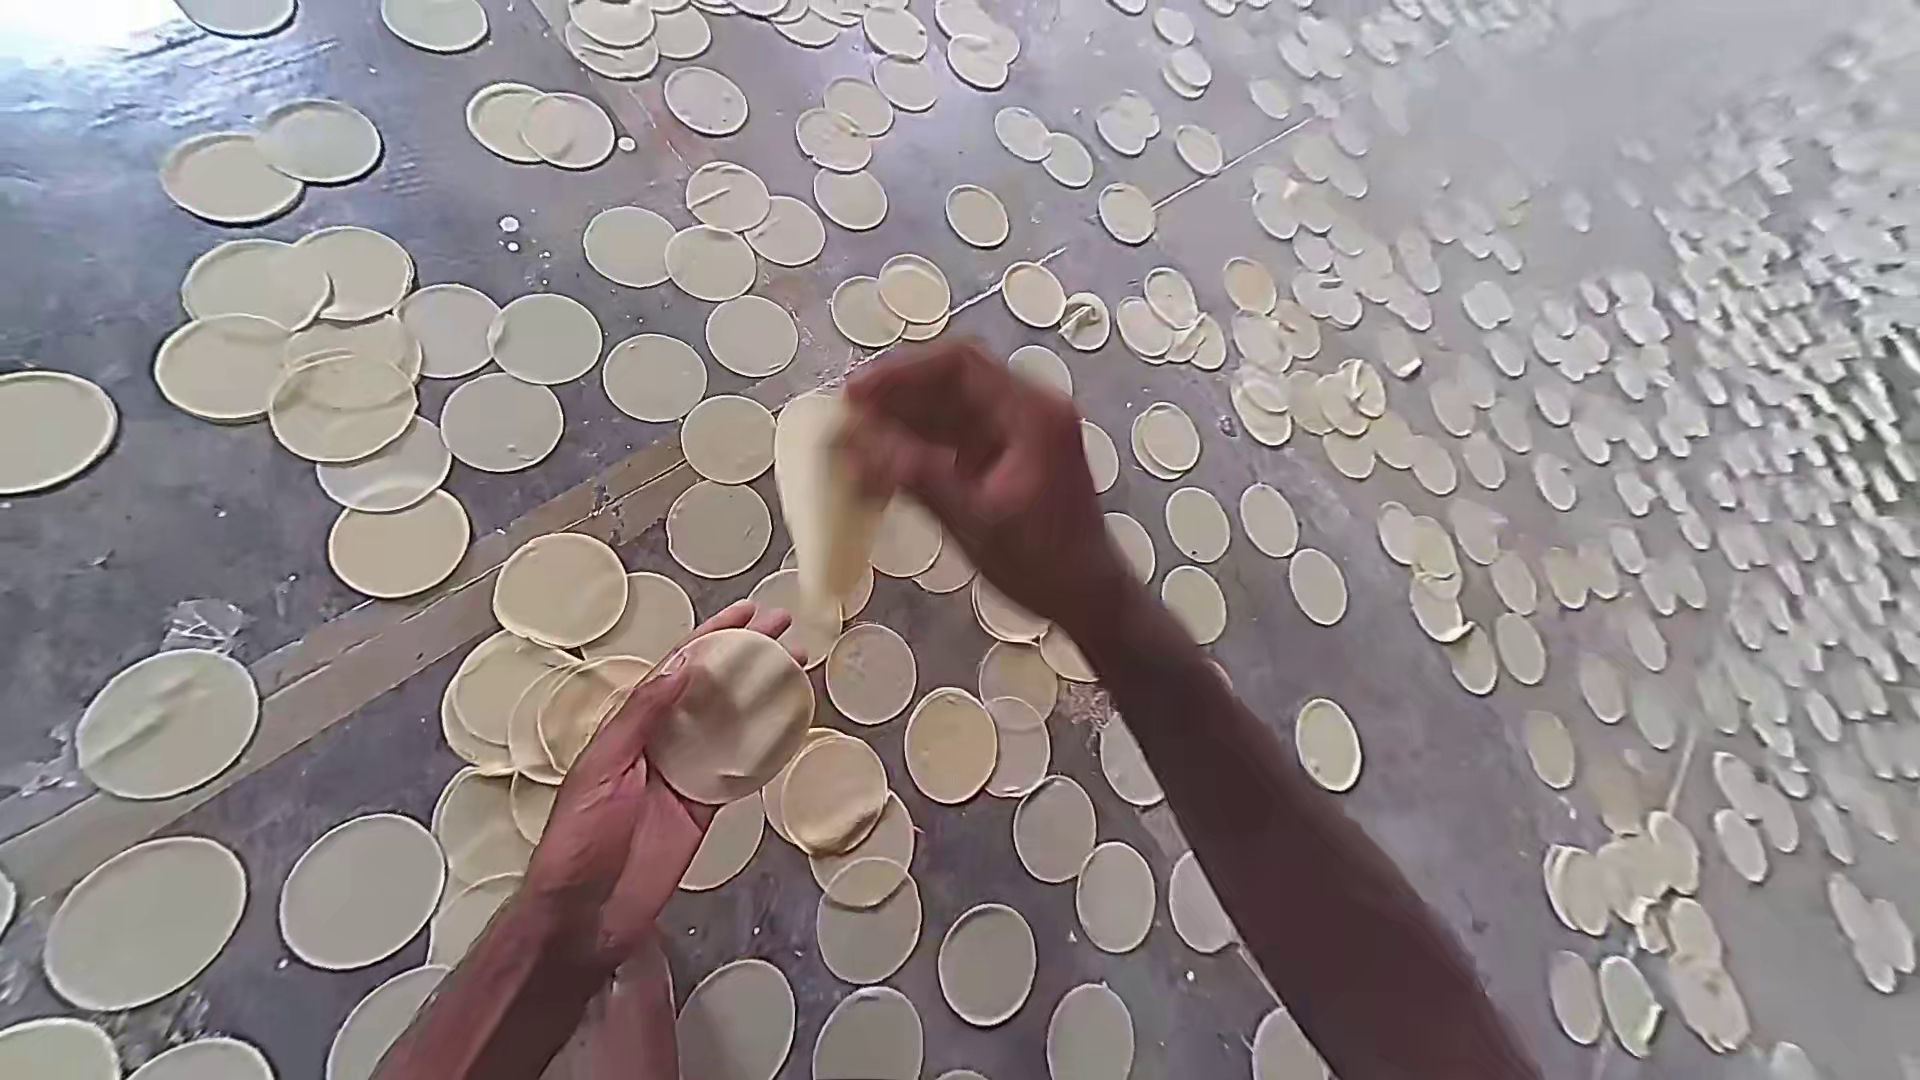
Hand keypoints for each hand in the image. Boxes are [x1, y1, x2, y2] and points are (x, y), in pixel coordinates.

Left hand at [524, 599, 796, 969]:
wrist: (586, 916)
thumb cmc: (580, 839)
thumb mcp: (601, 769)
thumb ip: (641, 717)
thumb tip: (682, 668)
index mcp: (637, 722)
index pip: (682, 666)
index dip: (714, 635)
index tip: (747, 613)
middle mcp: (669, 737)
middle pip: (717, 684)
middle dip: (750, 651)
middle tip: (786, 627)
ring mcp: (692, 768)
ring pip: (737, 718)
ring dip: (766, 690)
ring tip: (798, 664)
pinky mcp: (710, 800)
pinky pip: (745, 763)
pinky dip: (769, 742)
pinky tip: (791, 722)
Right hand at [844, 340, 1132, 632]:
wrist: (1089, 597)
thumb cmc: (1044, 564)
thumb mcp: (977, 522)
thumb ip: (917, 477)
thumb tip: (856, 444)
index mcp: (1033, 414)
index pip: (960, 366)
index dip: (902, 373)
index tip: (856, 394)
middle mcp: (1028, 411)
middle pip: (952, 383)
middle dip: (896, 397)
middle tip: (846, 417)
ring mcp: (1018, 434)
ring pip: (950, 411)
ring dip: (903, 424)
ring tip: (854, 442)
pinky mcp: (1007, 458)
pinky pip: (956, 440)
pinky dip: (919, 448)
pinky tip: (884, 464)